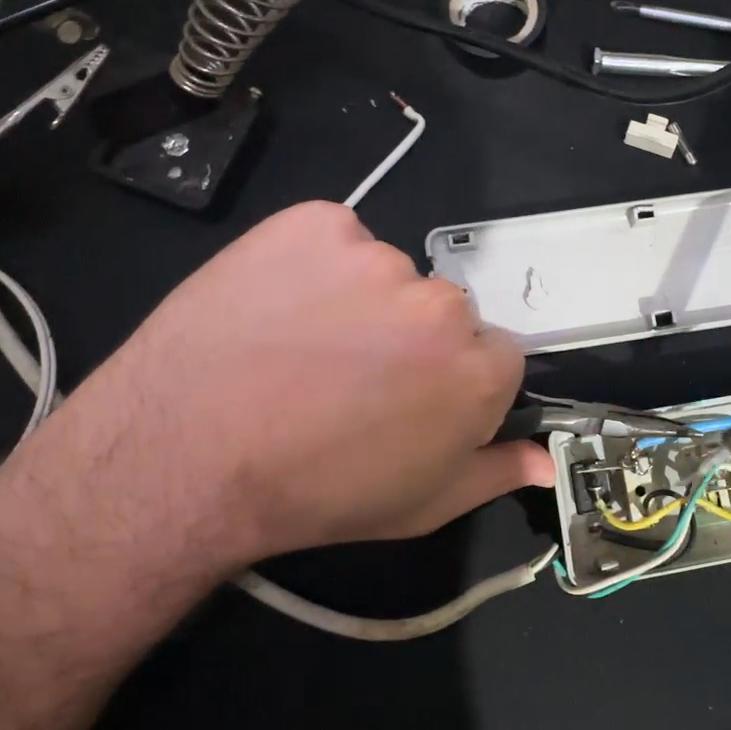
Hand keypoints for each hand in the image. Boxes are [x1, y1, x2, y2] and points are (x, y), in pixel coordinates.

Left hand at [14, 202, 548, 578]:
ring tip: (301, 346)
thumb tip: (546, 457)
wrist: (184, 455)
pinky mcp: (317, 223)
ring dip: (360, 300)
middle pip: (444, 310)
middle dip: (412, 338)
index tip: (408, 400)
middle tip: (349, 377)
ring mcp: (376, 257)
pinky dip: (316, 264)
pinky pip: (336, 237)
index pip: (497, 353)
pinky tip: (278, 308)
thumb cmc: (314, 493)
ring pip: (388, 274)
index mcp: (477, 371)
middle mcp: (441, 305)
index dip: (453, 379)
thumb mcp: (418, 506)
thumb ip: (494, 473)